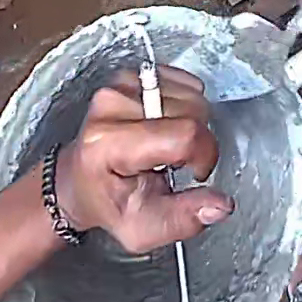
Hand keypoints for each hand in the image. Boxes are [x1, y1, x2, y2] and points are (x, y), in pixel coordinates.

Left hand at [54, 65, 233, 253]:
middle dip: (198, 139)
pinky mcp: (133, 73)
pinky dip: (187, 104)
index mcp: (108, 144)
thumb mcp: (142, 227)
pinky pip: (185, 81)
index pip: (183, 135)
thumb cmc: (109, 203)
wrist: (79, 179)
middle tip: (176, 161)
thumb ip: (184, 218)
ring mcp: (121, 84)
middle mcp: (111, 104)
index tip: (194, 172)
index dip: (203, 155)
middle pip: (193, 110)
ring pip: (193, 94)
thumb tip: (222, 205)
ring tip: (169, 144)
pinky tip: (168, 123)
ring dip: (193, 121)